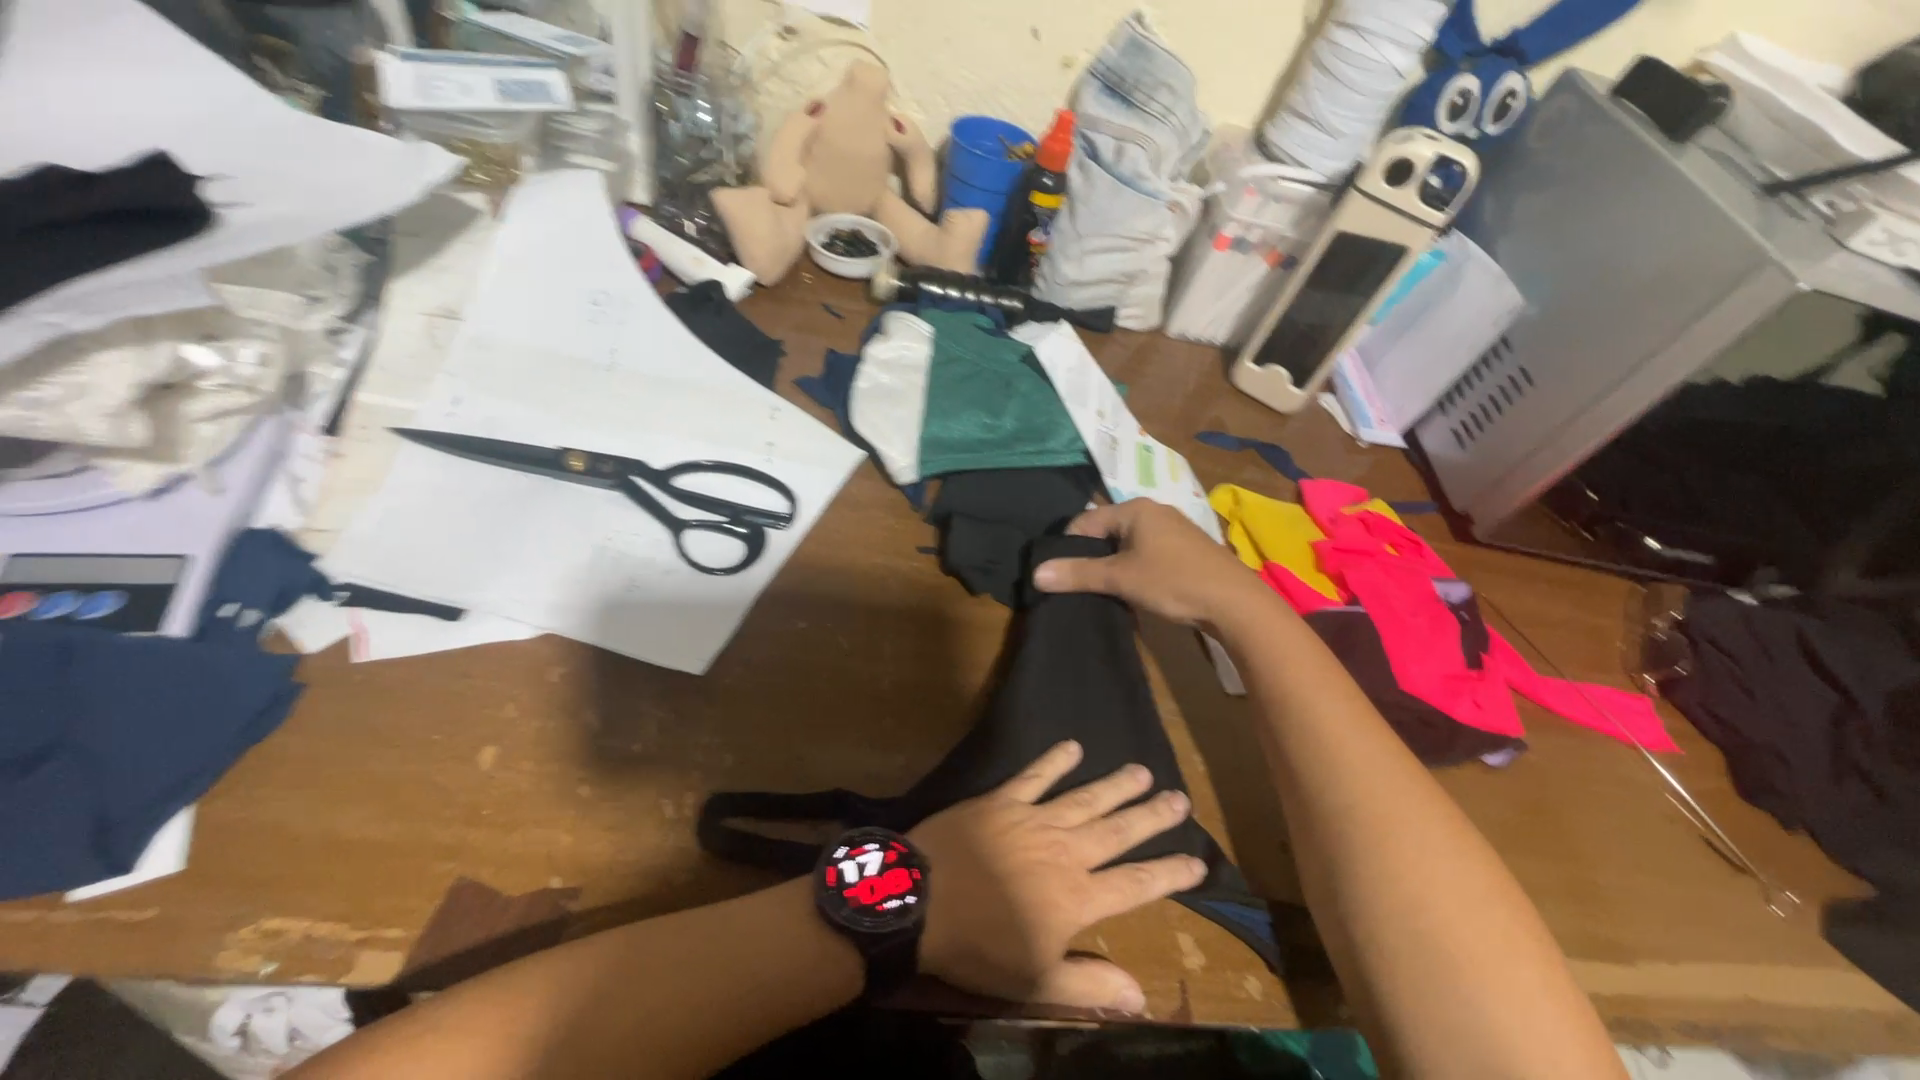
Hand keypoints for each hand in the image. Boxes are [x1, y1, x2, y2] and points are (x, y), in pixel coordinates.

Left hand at [908, 740, 1206, 1012]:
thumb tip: (1142, 997)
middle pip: (1119, 831)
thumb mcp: (1034, 983)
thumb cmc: (975, 947)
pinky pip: (1034, 776)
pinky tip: (1073, 746)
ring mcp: (1033, 821)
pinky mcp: (1001, 801)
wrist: (916, 902)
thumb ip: (1089, 985)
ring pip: (1086, 798)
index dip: (1169, 873)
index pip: (1136, 884)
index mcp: (1077, 897)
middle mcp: (1065, 852)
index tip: (1198, 861)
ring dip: (1116, 785)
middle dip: (1152, 816)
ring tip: (1143, 771)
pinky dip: (1055, 760)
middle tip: (1180, 799)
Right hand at [1031, 500, 1261, 628]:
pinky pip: (1145, 555)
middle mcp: (1153, 512)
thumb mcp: (1120, 578)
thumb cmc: (1173, 582)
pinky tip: (1133, 593)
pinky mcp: (1184, 551)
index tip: (1059, 576)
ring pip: (1126, 546)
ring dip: (1113, 567)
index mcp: (1135, 509)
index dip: (1068, 548)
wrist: (1235, 603)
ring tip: (1103, 593)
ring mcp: (1172, 530)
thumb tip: (1036, 573)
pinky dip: (1134, 571)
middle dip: (1091, 558)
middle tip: (1078, 586)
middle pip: (1105, 532)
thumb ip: (1078, 574)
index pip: (1085, 522)